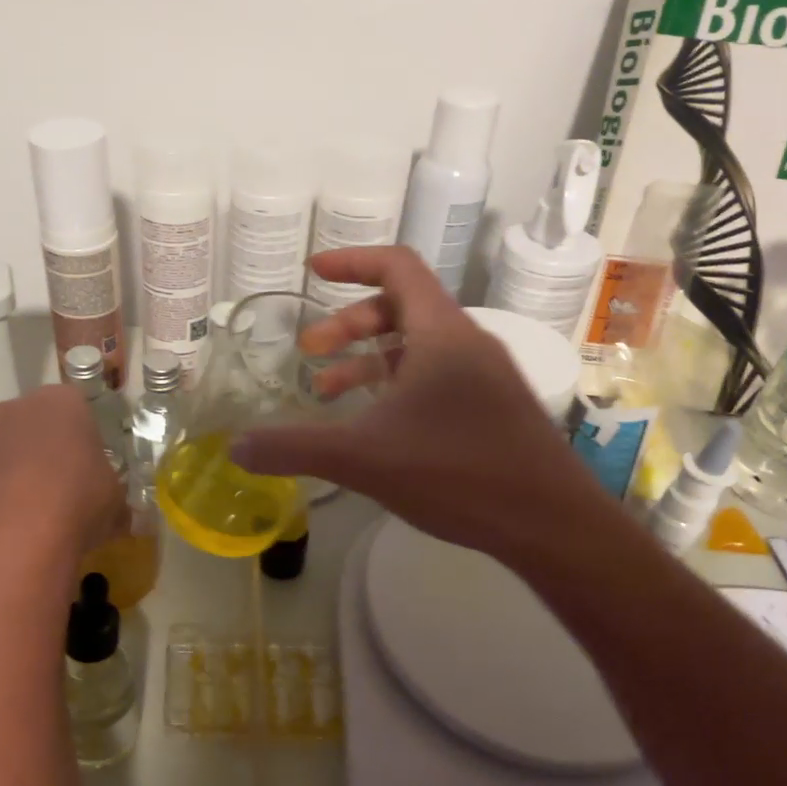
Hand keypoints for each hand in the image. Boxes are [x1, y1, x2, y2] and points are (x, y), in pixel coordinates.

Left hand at [0, 385, 122, 605]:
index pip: (74, 408)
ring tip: (23, 518)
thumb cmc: (76, 506)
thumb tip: (118, 516)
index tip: (88, 469)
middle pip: (28, 426)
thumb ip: (113, 500)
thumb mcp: (115, 505)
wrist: (11, 543)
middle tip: (57, 491)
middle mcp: (11, 411)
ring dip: (6, 474)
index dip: (82, 439)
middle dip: (40, 451)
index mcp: (59, 404)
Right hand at [230, 247, 615, 563]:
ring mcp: (487, 376)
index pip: (396, 266)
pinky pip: (438, 375)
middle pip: (402, 306)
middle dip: (348, 323)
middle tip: (310, 353)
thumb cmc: (456, 472)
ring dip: (369, 359)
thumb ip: (294, 447)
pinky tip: (377, 425)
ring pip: (419, 346)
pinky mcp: (495, 408)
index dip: (351, 261)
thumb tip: (235, 447)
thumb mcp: (362, 458)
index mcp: (440, 333)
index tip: (311, 273)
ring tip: (329, 392)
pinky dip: (398, 384)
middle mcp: (467, 342)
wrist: (551, 524)